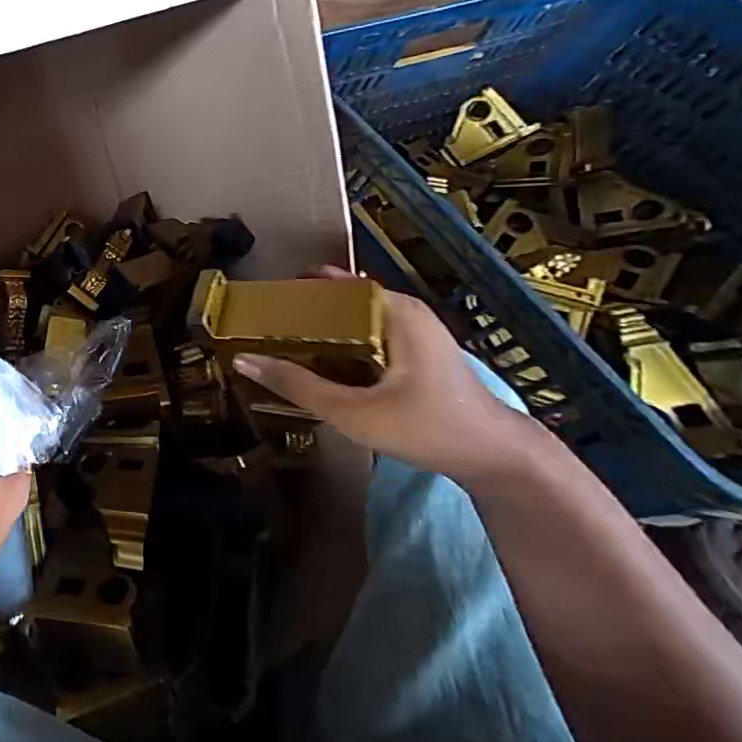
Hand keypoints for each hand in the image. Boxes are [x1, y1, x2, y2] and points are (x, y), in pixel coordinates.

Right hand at [230, 267, 541, 482]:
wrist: (499, 460)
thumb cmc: (428, 428)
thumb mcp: (353, 412)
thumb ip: (296, 385)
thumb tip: (242, 360)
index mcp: (394, 311)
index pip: (332, 282)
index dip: (293, 290)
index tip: (258, 303)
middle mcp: (404, 310)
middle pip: (338, 298)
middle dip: (300, 309)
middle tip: (261, 326)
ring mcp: (414, 329)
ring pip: (351, 316)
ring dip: (318, 326)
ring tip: (280, 340)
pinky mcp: (415, 348)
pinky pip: (364, 330)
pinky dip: (337, 338)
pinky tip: (316, 359)